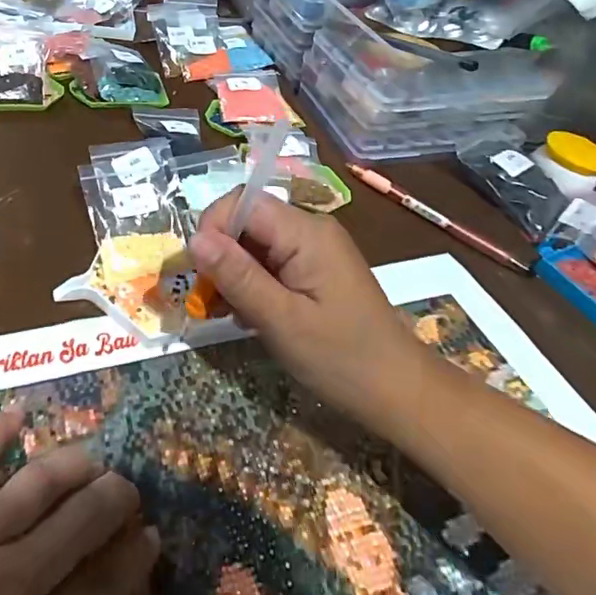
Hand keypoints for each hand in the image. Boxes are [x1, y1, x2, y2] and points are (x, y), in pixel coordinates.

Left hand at [0, 411, 154, 594]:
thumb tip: (112, 586)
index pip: (101, 587)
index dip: (133, 560)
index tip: (152, 536)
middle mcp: (9, 580)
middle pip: (75, 526)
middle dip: (111, 500)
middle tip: (128, 488)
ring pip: (33, 490)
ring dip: (70, 468)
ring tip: (91, 460)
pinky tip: (14, 415)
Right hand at [189, 189, 424, 437]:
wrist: (401, 392)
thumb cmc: (342, 358)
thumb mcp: (281, 320)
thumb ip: (237, 276)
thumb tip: (194, 238)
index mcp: (306, 232)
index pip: (242, 202)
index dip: (213, 227)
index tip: (200, 271)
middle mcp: (310, 229)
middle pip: (247, 221)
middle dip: (220, 256)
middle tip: (210, 301)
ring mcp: (314, 249)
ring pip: (254, 243)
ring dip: (233, 274)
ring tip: (227, 314)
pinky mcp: (314, 268)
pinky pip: (270, 261)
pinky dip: (252, 283)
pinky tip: (248, 316)